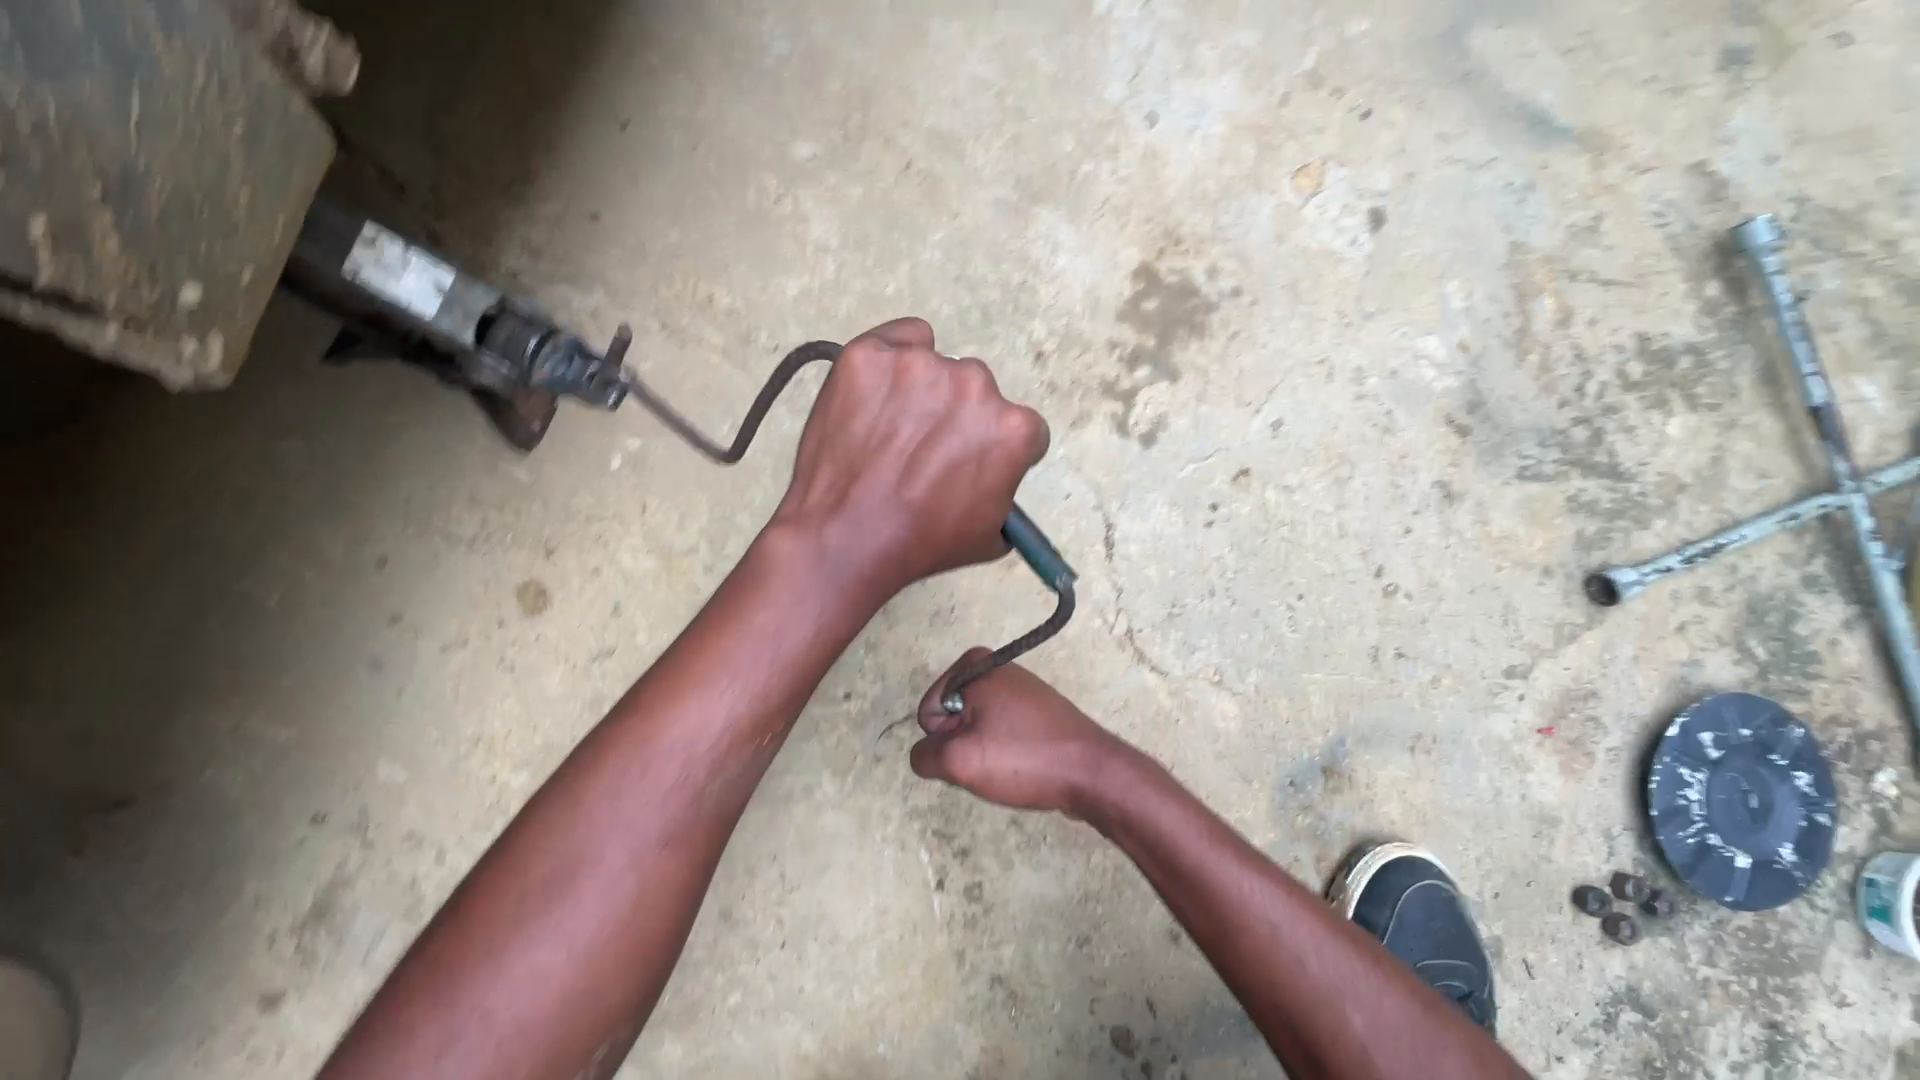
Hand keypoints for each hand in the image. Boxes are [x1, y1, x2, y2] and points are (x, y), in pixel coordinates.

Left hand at [769, 319, 1049, 602]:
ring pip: (935, 366)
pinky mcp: (870, 354)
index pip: (1020, 427)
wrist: (844, 539)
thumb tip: (996, 475)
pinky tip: (876, 396)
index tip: (969, 466)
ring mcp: (920, 364)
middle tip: (922, 454)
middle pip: (976, 392)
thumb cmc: (920, 544)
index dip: (995, 451)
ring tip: (889, 434)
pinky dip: (892, 359)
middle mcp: (974, 384)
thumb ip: (1006, 490)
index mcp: (1012, 428)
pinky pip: (898, 339)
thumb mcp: (991, 535)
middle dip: (956, 419)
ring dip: (921, 392)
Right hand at [909, 648, 1133, 815]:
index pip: (927, 714)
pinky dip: (1007, 755)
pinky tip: (1027, 765)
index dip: (946, 741)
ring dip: (985, 755)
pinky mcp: (1036, 712)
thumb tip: (926, 756)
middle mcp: (994, 668)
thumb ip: (925, 756)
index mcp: (973, 665)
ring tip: (1013, 765)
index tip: (977, 749)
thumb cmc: (1024, 758)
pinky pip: (1001, 736)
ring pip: (975, 732)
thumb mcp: (960, 761)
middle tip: (994, 761)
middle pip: (951, 720)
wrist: (1093, 772)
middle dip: (964, 747)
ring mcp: (1018, 689)